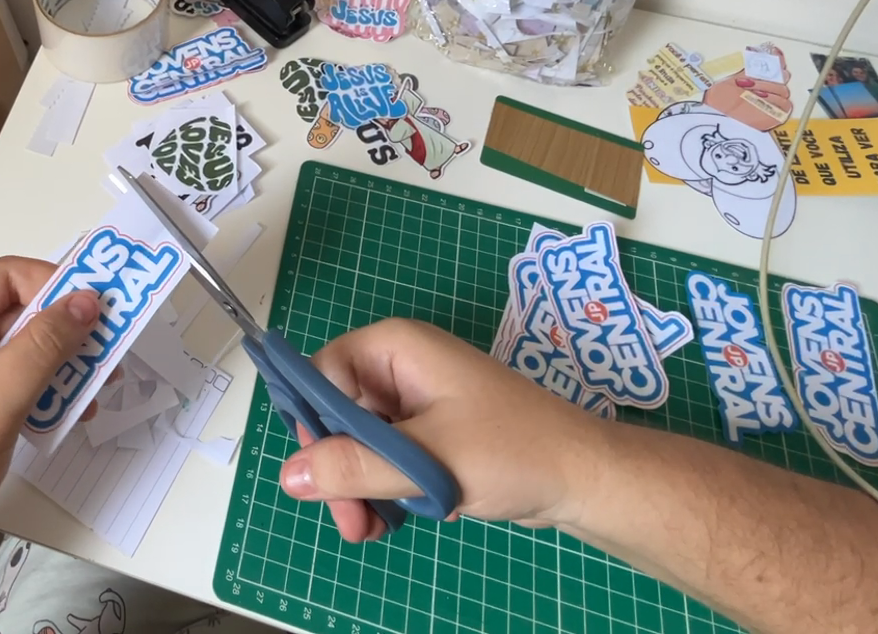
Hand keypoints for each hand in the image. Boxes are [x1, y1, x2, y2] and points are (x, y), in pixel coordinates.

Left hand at [0, 256, 97, 633]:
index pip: (2, 277)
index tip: (98, 307)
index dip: (52, 285)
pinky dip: (48, 391)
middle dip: (64, 330)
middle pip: (16, 312)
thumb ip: (41, 349)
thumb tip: (88, 300)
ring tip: (98, 387)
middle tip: (111, 348)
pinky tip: (72, 413)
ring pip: (23, 348)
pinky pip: (18, 381)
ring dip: (62, 364)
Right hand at [278, 319, 608, 543]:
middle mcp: (397, 366)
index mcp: (394, 348)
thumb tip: (288, 475)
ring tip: (370, 530)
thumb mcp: (426, 462)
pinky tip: (390, 519)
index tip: (318, 474)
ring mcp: (414, 398)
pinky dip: (381, 485)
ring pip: (358, 438)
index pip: (323, 372)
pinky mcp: (428, 429)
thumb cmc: (512, 452)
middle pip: (338, 410)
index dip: (313, 420)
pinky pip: (384, 452)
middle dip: (337, 466)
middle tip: (349, 522)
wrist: (588, 479)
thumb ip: (355, 468)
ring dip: (357, 484)